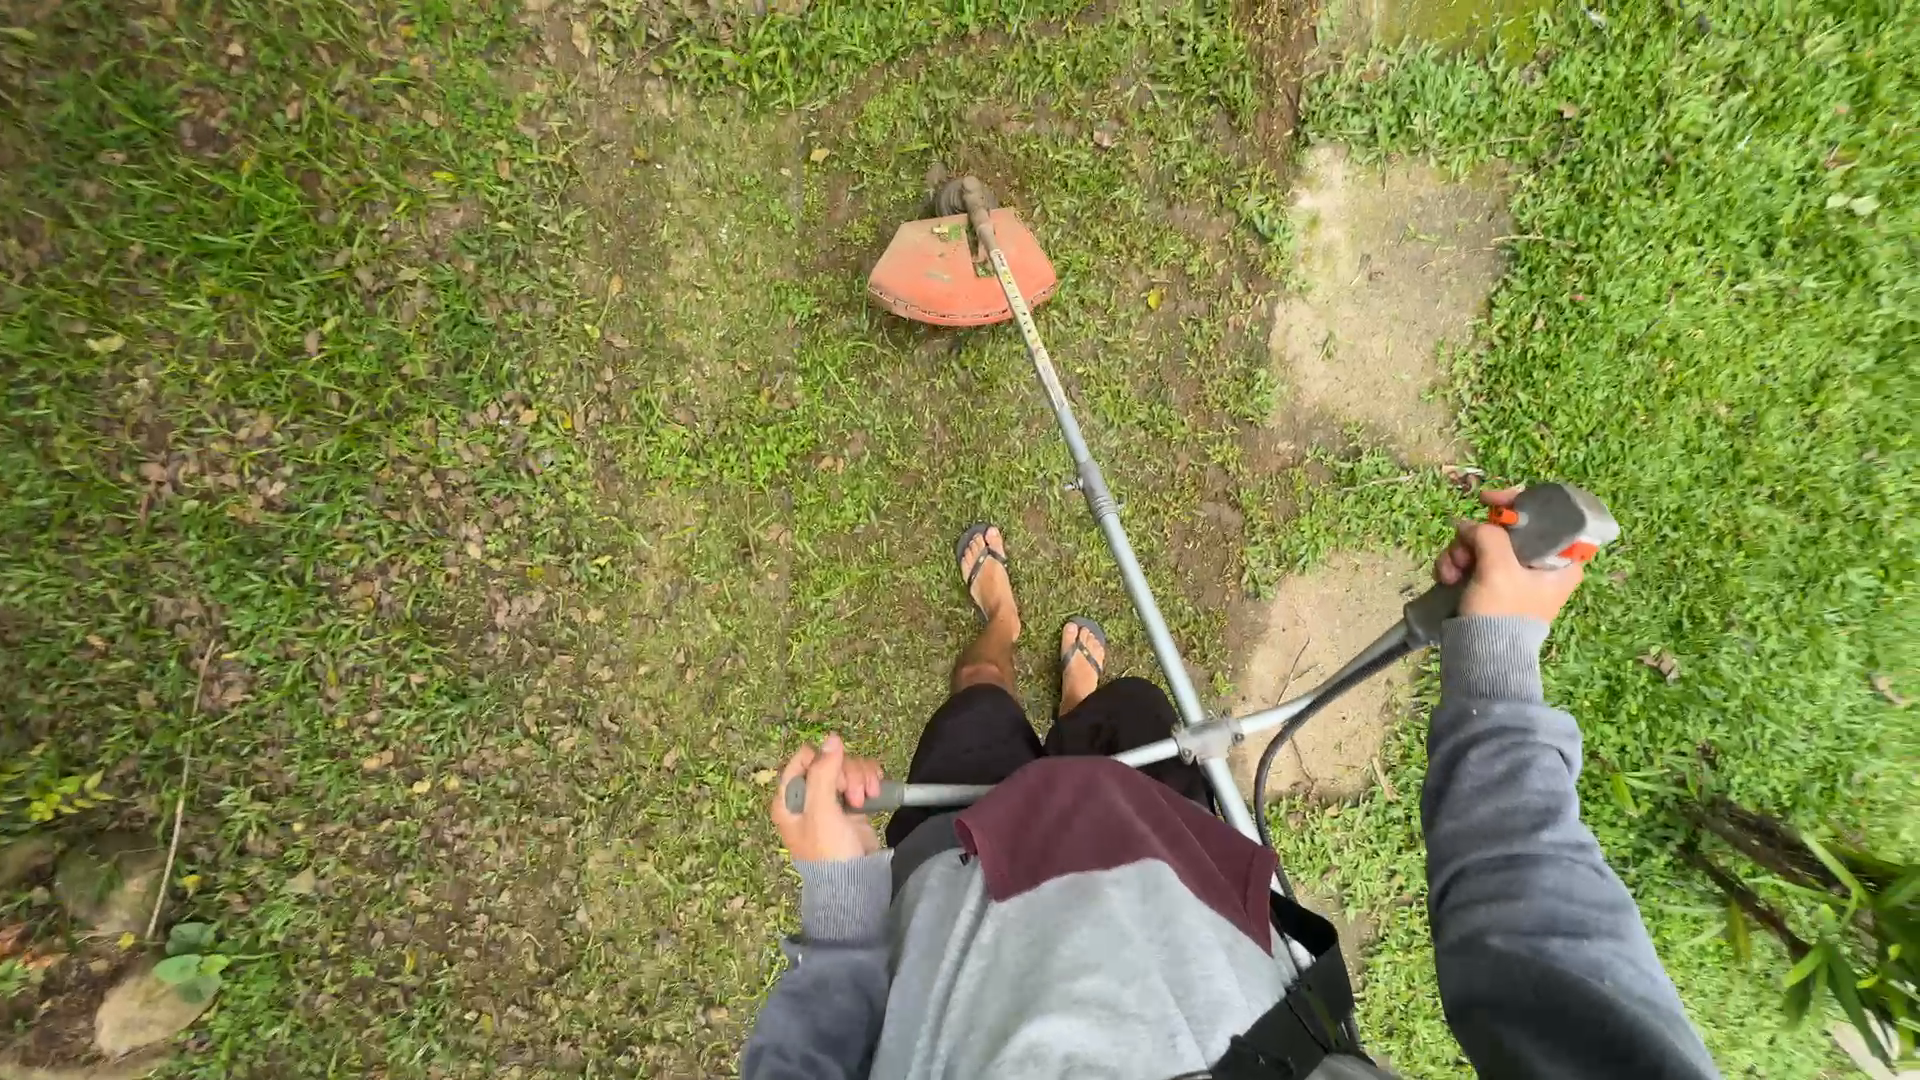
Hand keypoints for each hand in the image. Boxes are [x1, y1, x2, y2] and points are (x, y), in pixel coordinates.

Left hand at [770, 733, 881, 862]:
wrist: (854, 883)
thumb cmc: (829, 850)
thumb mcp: (821, 811)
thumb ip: (824, 772)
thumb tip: (832, 737)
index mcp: (789, 797)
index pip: (804, 758)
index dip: (823, 763)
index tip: (834, 780)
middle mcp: (808, 795)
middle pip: (830, 761)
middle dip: (847, 773)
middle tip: (854, 796)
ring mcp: (831, 800)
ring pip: (848, 767)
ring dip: (861, 777)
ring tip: (867, 798)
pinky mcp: (852, 804)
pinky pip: (860, 777)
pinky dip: (870, 780)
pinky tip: (876, 792)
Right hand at [1434, 486, 1584, 622]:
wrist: (1482, 654)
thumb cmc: (1502, 612)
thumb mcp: (1498, 569)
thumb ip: (1488, 536)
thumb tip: (1469, 525)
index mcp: (1560, 561)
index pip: (1548, 516)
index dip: (1518, 501)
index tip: (1487, 500)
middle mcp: (1539, 565)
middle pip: (1505, 530)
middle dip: (1475, 537)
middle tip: (1462, 552)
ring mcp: (1511, 575)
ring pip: (1481, 545)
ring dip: (1458, 553)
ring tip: (1449, 573)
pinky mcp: (1488, 585)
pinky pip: (1469, 561)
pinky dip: (1453, 565)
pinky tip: (1445, 579)